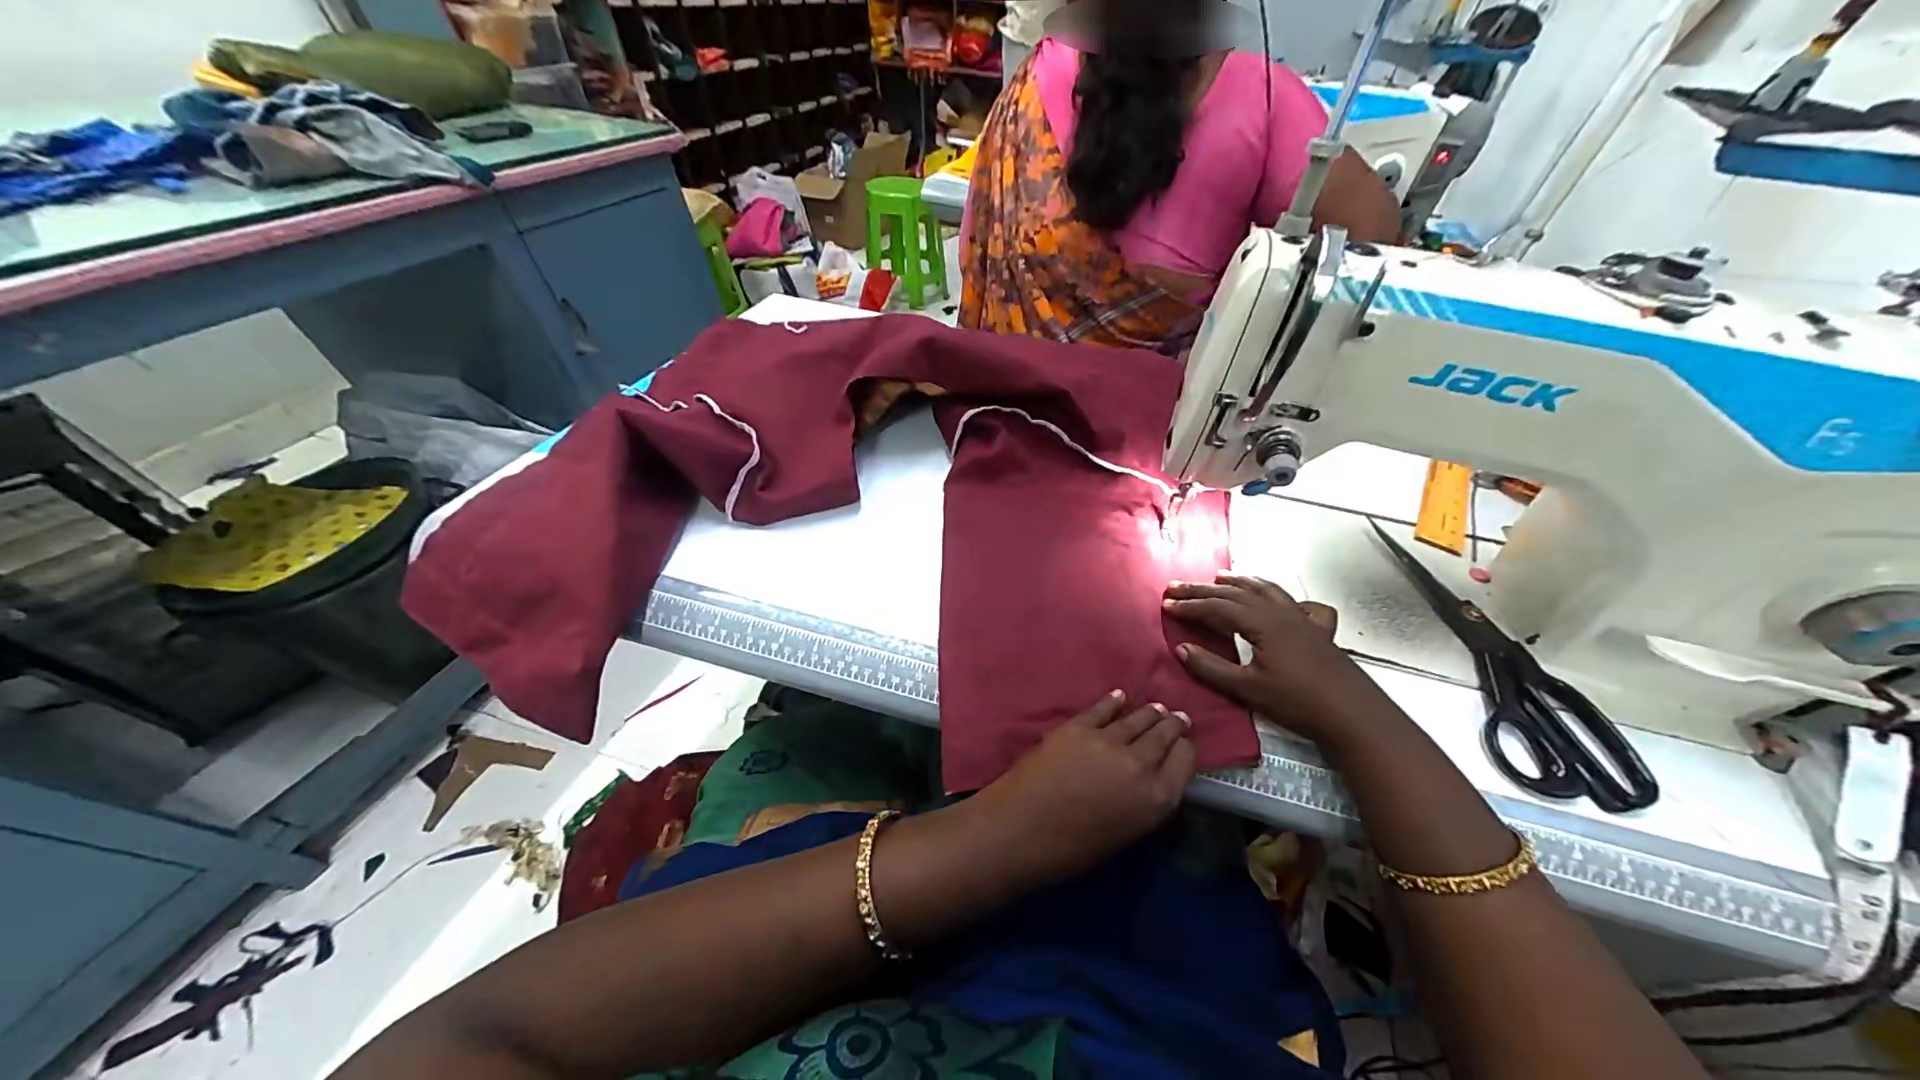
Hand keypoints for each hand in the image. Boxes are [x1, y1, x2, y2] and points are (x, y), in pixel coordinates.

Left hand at [967, 691, 1195, 881]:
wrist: (1021, 830)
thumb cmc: (1072, 850)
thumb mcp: (1126, 833)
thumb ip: (1143, 802)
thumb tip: (1146, 780)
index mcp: (1157, 798)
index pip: (1184, 760)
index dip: (1184, 750)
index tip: (1182, 744)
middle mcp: (1140, 764)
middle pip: (1163, 735)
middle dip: (1171, 725)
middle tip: (1177, 718)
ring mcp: (1107, 741)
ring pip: (1137, 719)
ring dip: (1149, 713)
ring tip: (1156, 708)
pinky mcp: (1077, 727)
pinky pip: (1102, 709)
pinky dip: (1113, 702)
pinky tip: (1119, 697)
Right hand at [1163, 574, 1397, 752]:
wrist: (1353, 714)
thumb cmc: (1298, 702)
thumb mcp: (1248, 689)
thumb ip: (1212, 667)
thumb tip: (1182, 648)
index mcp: (1262, 623)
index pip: (1217, 608)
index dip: (1190, 605)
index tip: (1166, 604)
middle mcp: (1281, 613)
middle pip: (1236, 593)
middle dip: (1203, 590)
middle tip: (1177, 586)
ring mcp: (1301, 619)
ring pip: (1265, 590)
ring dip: (1239, 582)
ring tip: (1219, 577)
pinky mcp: (1317, 630)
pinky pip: (1293, 602)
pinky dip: (1277, 594)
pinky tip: (1276, 599)